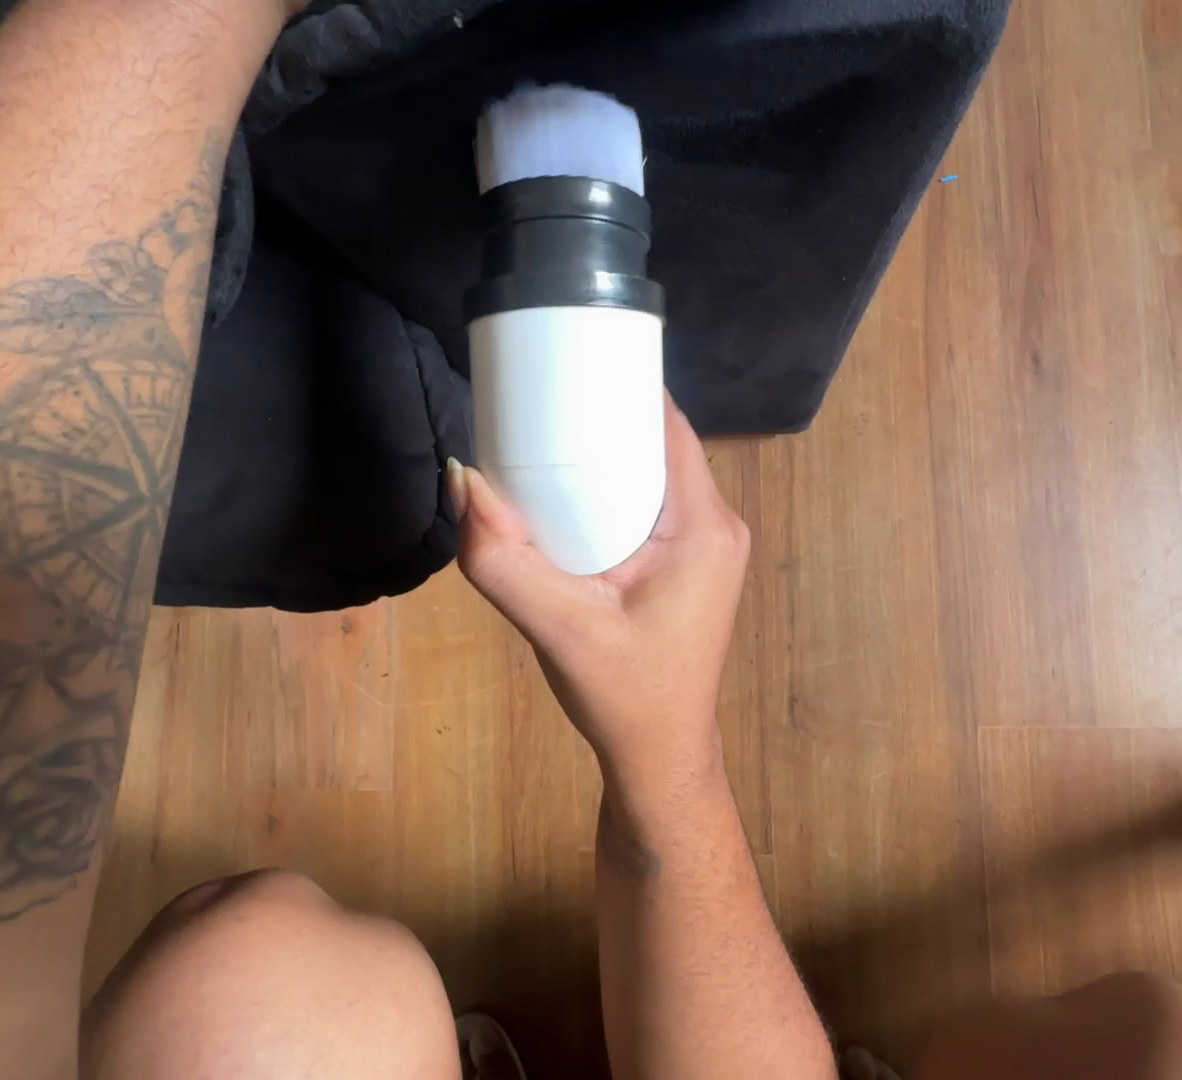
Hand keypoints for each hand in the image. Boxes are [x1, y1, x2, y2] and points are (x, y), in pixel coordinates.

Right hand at [451, 395, 749, 783]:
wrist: (658, 754)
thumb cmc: (622, 694)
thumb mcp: (557, 627)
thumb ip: (502, 560)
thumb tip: (463, 480)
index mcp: (703, 527)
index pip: (668, 427)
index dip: (621, 388)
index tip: (566, 366)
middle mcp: (718, 525)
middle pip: (660, 444)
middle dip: (604, 419)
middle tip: (540, 405)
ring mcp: (708, 545)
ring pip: (655, 473)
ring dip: (607, 453)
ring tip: (547, 439)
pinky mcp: (689, 563)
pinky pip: (653, 502)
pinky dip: (614, 487)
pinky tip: (571, 490)